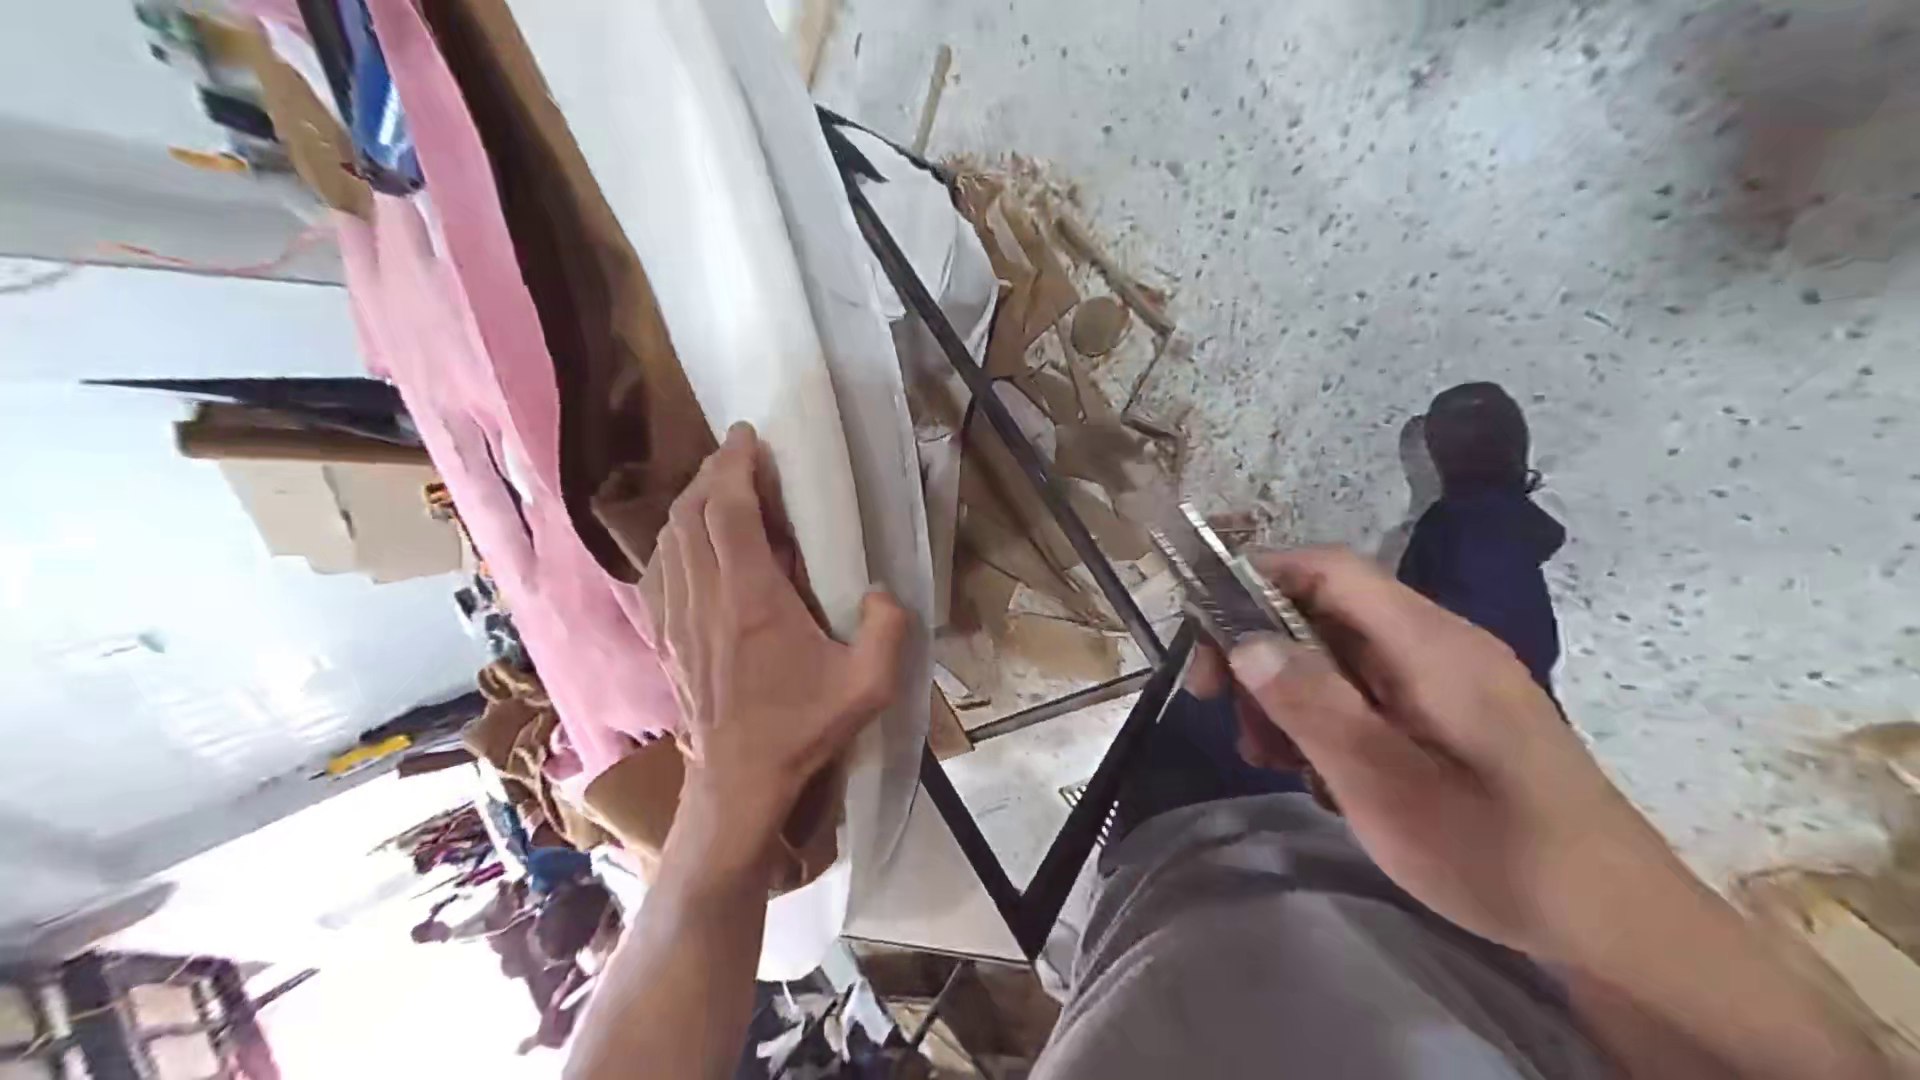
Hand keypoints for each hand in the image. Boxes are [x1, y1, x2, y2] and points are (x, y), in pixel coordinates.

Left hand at [642, 423, 907, 863]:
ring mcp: (678, 616)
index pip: (727, 512)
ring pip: (670, 537)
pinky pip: (659, 568)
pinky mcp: (665, 634)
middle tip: (740, 454)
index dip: (734, 466)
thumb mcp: (868, 686)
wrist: (738, 779)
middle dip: (712, 473)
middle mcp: (706, 598)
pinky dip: (674, 538)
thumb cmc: (802, 727)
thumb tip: (881, 591)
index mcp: (752, 600)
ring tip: (720, 486)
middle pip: (691, 513)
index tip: (748, 437)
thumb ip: (887, 630)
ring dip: (692, 501)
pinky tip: (692, 538)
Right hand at [1218, 547, 1696, 967]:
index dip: (1260, 577)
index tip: (1206, 627)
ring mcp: (1440, 677)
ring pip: (1332, 653)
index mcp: (1431, 645)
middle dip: (1260, 651)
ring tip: (1265, 755)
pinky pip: (1359, 689)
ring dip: (1284, 692)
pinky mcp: (1441, 710)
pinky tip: (1312, 768)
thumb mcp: (1388, 787)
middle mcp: (1434, 644)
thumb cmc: (1501, 855)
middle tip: (1219, 706)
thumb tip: (1244, 642)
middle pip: (1321, 612)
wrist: (1620, 927)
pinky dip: (1318, 716)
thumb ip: (1315, 707)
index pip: (1331, 570)